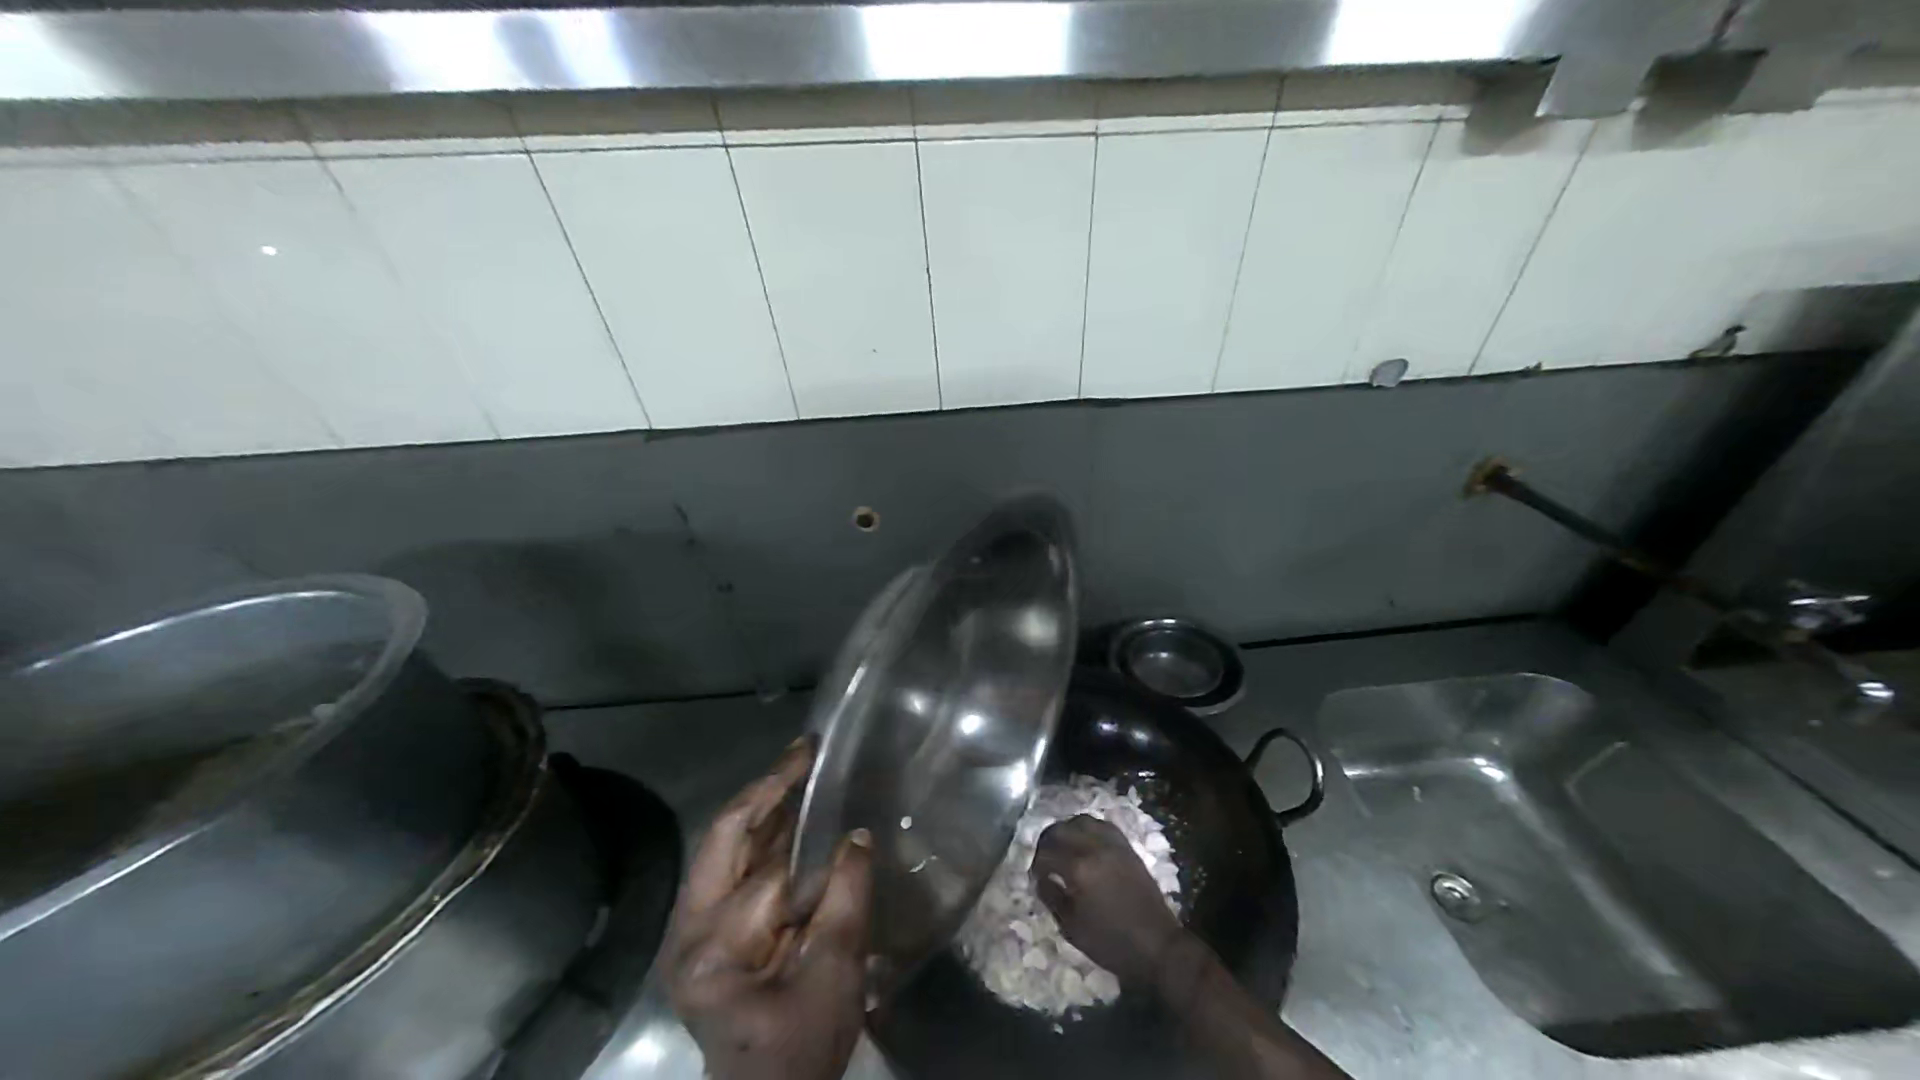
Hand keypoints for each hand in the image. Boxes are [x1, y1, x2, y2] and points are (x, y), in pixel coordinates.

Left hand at [664, 738, 873, 1079]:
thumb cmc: (802, 1046)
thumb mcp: (835, 973)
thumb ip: (846, 897)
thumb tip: (857, 834)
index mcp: (713, 949)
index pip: (764, 873)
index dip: (802, 830)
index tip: (822, 773)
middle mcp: (688, 931)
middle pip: (723, 838)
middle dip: (765, 790)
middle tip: (804, 752)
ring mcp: (691, 930)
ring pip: (725, 847)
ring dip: (764, 808)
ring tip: (800, 770)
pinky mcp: (705, 931)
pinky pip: (734, 866)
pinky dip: (763, 835)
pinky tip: (791, 813)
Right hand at [1030, 815, 1186, 987]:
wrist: (1157, 946)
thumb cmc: (1111, 943)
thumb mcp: (1072, 927)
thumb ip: (1051, 897)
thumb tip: (1041, 879)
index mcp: (1078, 869)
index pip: (1046, 854)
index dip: (1036, 866)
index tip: (1036, 878)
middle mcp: (1094, 848)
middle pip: (1060, 830)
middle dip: (1046, 843)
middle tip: (1044, 860)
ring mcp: (1113, 844)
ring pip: (1080, 821)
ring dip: (1066, 831)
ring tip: (1062, 848)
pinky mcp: (1127, 847)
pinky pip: (1102, 825)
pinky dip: (1088, 829)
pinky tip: (1084, 844)